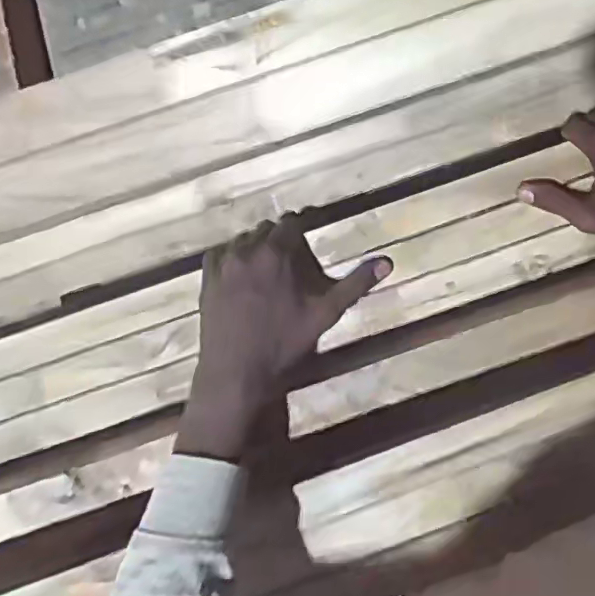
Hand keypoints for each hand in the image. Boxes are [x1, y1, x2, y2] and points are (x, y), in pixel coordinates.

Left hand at [179, 215, 392, 459]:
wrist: (237, 373)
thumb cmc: (285, 343)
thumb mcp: (326, 313)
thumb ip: (355, 283)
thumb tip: (387, 261)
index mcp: (276, 252)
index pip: (291, 223)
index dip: (301, 228)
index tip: (307, 241)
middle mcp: (247, 249)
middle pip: (267, 229)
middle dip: (280, 239)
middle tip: (291, 261)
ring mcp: (223, 263)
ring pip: (244, 240)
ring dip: (257, 247)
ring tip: (268, 270)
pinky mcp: (207, 278)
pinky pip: (222, 253)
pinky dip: (234, 257)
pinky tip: (243, 276)